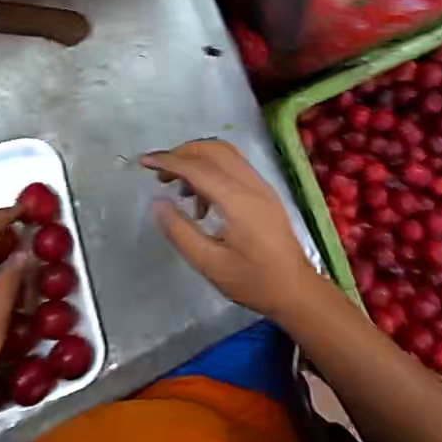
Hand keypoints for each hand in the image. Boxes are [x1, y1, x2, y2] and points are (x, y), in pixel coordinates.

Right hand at [141, 140, 327, 320]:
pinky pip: (236, 168)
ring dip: (199, 161)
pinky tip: (202, 202)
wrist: (297, 291)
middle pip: (214, 150)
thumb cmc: (253, 282)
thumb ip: (181, 231)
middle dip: (182, 154)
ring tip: (179, 191)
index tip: (143, 162)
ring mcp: (262, 187)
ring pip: (227, 155)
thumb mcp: (209, 264)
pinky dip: (214, 171)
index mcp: (238, 201)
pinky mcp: (266, 194)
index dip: (168, 161)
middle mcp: (252, 185)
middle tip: (160, 174)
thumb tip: (157, 202)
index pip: (197, 168)